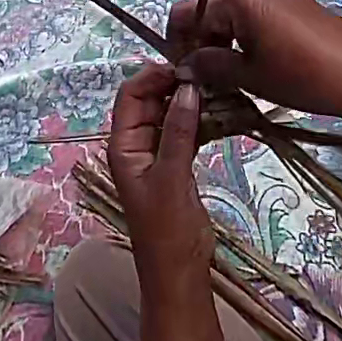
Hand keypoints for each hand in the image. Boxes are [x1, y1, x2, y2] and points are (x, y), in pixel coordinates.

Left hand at [107, 63, 212, 284]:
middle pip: (149, 101)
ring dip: (187, 101)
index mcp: (123, 146)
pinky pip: (183, 130)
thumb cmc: (168, 231)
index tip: (183, 66)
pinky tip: (218, 111)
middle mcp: (135, 145)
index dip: (152, 77)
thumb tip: (187, 87)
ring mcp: (156, 154)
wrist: (179, 274)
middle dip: (172, 84)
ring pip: (168, 114)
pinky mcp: (175, 163)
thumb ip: (178, 132)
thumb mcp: (172, 178)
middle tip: (205, 74)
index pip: (131, 96)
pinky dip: (197, 119)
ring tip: (215, 87)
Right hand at [165, 0, 341, 120]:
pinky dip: (239, 33)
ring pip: (227, 11)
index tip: (180, 70)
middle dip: (198, 40)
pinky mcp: (287, 0)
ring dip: (218, 38)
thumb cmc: (304, 76)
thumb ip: (209, 66)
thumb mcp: (250, 76)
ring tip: (226, 72)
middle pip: (205, 8)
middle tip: (201, 76)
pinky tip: (249, 60)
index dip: (176, 41)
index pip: (186, 12)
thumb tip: (184, 66)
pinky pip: (249, 12)